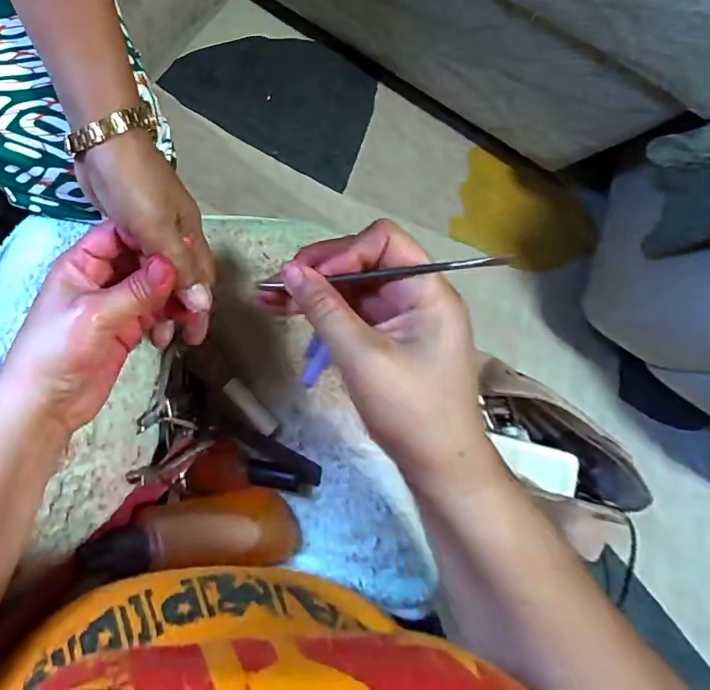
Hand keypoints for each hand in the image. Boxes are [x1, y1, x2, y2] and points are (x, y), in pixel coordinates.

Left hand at [0, 221, 179, 440]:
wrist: (44, 407)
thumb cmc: (55, 350)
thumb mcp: (94, 314)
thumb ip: (135, 290)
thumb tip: (171, 264)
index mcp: (82, 261)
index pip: (120, 234)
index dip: (149, 235)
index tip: (180, 245)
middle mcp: (101, 276)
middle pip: (142, 259)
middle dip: (169, 269)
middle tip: (195, 282)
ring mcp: (115, 303)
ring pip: (153, 286)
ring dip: (174, 296)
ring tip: (192, 311)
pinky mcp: (127, 328)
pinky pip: (156, 312)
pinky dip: (170, 317)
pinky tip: (179, 329)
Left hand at [73, 130, 214, 345]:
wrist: (101, 144)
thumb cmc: (131, 186)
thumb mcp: (154, 229)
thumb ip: (176, 267)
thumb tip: (203, 302)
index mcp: (185, 232)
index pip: (199, 277)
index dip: (197, 305)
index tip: (192, 335)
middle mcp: (171, 234)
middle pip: (180, 279)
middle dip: (179, 309)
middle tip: (172, 339)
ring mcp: (146, 233)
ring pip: (158, 276)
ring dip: (158, 302)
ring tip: (154, 330)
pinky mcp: (125, 232)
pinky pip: (138, 268)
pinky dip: (139, 288)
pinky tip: (133, 304)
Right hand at [262, 219, 490, 476]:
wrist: (441, 470)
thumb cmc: (410, 411)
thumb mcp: (361, 356)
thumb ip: (324, 308)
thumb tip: (289, 270)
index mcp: (426, 291)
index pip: (383, 240)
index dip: (343, 251)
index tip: (311, 276)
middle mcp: (414, 295)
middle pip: (362, 258)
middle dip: (319, 268)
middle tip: (280, 283)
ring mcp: (399, 316)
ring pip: (349, 285)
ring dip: (311, 289)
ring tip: (269, 297)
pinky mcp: (385, 336)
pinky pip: (349, 310)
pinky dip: (319, 310)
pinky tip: (285, 311)